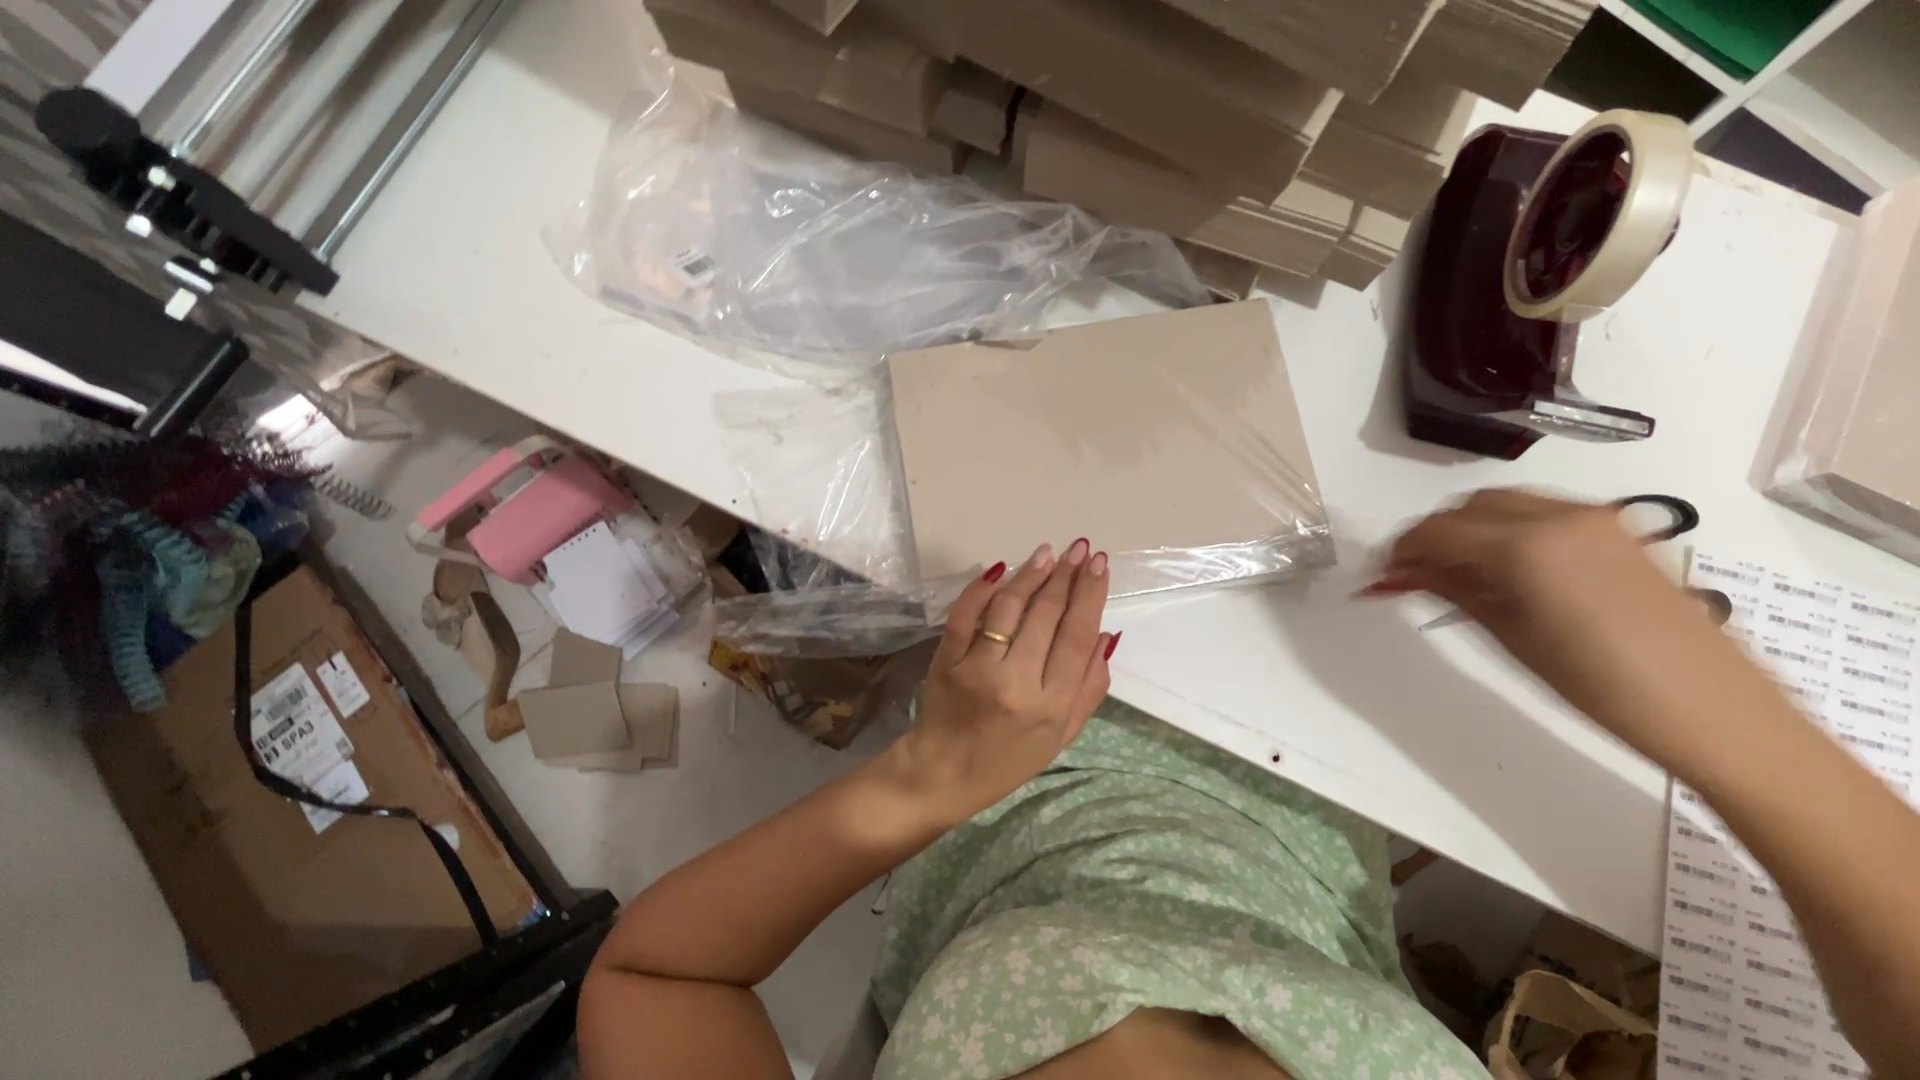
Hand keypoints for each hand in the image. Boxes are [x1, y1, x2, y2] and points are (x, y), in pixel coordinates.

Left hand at [882, 539, 1115, 824]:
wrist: (943, 775)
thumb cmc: (1009, 760)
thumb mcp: (1061, 736)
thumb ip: (1088, 689)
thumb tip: (1106, 634)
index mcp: (1050, 704)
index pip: (1076, 637)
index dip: (1090, 595)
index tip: (1099, 564)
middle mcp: (1016, 682)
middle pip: (1046, 616)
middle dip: (1067, 576)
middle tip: (1080, 549)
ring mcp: (977, 668)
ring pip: (1008, 609)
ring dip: (1031, 575)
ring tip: (1048, 554)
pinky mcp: (945, 660)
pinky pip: (964, 615)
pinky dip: (981, 588)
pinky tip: (1001, 568)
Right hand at [1367, 490, 1744, 756]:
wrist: (1713, 709)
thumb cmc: (1601, 686)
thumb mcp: (1511, 637)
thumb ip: (1451, 590)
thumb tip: (1398, 574)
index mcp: (1525, 545)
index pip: (1437, 530)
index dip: (1402, 551)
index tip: (1383, 577)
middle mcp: (1560, 517)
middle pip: (1471, 507)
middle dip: (1436, 537)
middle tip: (1416, 578)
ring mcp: (1596, 519)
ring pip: (1508, 504)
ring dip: (1474, 530)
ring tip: (1462, 577)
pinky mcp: (1620, 532)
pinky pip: (1546, 514)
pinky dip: (1513, 530)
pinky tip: (1510, 572)